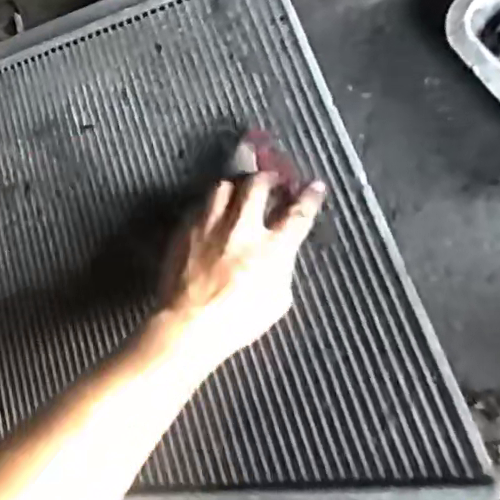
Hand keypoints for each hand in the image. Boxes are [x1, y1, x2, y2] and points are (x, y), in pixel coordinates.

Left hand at [148, 172, 325, 364]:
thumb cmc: (238, 319)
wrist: (189, 321)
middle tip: (271, 180)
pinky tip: (213, 212)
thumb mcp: (278, 296)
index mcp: (273, 248)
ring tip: (240, 190)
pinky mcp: (184, 230)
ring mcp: (209, 226)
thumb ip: (280, 264)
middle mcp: (241, 228)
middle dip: (268, 178)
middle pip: (257, 185)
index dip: (309, 196)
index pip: (298, 213)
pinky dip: (211, 204)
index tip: (315, 186)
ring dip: (236, 185)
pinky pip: (200, 205)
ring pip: (223, 187)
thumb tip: (277, 250)